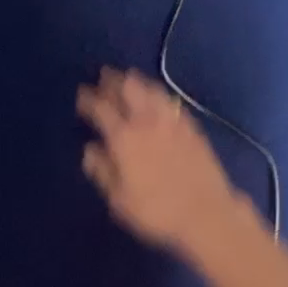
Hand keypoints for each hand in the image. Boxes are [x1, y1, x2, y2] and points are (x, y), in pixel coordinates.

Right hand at [77, 69, 249, 254]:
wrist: (205, 211)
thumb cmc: (156, 210)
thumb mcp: (120, 200)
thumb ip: (103, 171)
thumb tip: (90, 150)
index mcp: (124, 138)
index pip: (102, 110)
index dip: (89, 99)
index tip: (82, 94)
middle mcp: (146, 121)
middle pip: (128, 90)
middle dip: (113, 80)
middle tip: (104, 75)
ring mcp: (171, 120)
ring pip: (151, 90)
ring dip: (136, 81)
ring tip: (128, 77)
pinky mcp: (190, 125)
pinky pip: (170, 100)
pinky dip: (158, 92)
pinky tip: (156, 95)